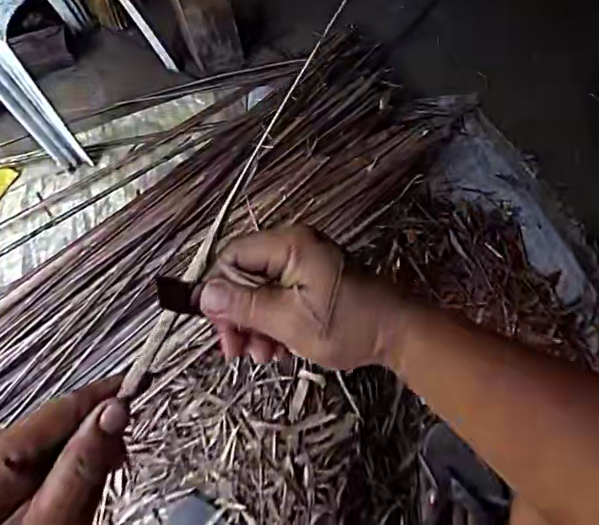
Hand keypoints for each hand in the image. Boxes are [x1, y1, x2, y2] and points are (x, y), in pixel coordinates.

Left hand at [0, 375, 128, 524]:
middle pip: (65, 429)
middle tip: (106, 486)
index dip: (112, 396)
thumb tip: (115, 408)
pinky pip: (40, 484)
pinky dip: (61, 497)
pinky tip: (63, 522)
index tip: (147, 387)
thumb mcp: (49, 524)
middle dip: (93, 453)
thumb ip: (82, 464)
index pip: (71, 402)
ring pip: (56, 459)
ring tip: (77, 519)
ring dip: (79, 481)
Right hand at [198, 225, 410, 370]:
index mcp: (290, 243)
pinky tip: (278, 348)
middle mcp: (294, 245)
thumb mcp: (290, 321)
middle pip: (244, 273)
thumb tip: (203, 293)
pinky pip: (278, 294)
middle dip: (237, 314)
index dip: (218, 291)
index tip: (220, 330)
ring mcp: (304, 261)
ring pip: (259, 288)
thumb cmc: (346, 324)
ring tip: (263, 355)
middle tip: (237, 352)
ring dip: (254, 323)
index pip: (233, 254)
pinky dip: (272, 321)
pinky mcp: (311, 278)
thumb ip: (246, 306)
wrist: (394, 332)